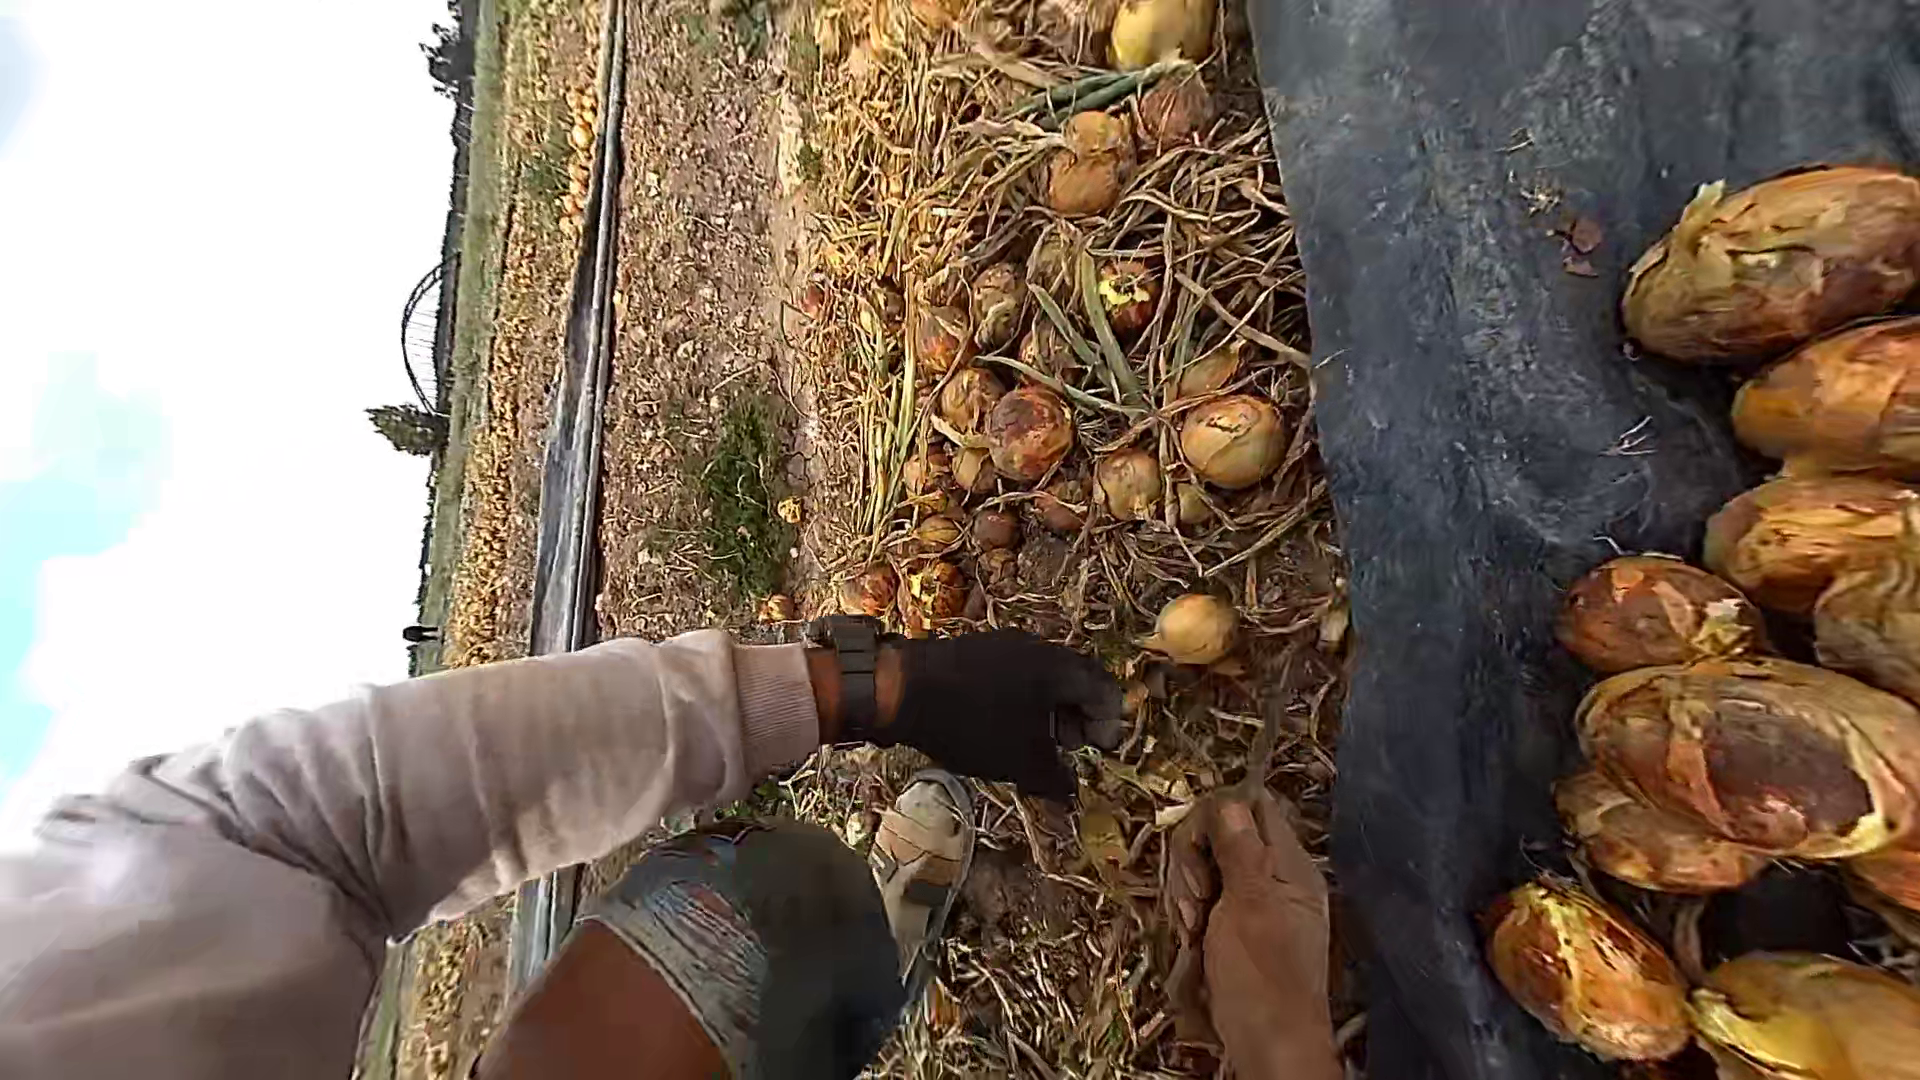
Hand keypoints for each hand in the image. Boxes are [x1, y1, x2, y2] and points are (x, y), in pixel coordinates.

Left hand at [873, 630, 1123, 798]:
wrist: (904, 687)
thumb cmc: (973, 723)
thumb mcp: (1020, 760)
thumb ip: (1055, 778)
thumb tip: (1072, 791)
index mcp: (1058, 667)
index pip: (1103, 688)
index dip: (1109, 722)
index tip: (1099, 749)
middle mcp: (1038, 646)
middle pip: (1076, 679)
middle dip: (1079, 715)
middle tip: (1070, 746)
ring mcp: (1007, 642)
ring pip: (1045, 675)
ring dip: (1051, 708)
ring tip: (1037, 739)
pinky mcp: (980, 647)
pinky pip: (1018, 671)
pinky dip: (1025, 697)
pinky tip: (1006, 722)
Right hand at [1165, 788, 1338, 1079]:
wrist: (1265, 1049)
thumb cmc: (1261, 979)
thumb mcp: (1249, 908)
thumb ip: (1240, 851)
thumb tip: (1229, 799)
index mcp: (1289, 865)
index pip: (1253, 805)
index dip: (1220, 812)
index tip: (1199, 842)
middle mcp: (1271, 872)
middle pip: (1219, 828)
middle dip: (1194, 855)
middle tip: (1194, 894)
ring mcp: (1249, 894)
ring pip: (1202, 857)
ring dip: (1185, 883)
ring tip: (1190, 921)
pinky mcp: (1229, 914)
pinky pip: (1198, 886)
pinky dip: (1186, 903)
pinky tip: (1189, 930)